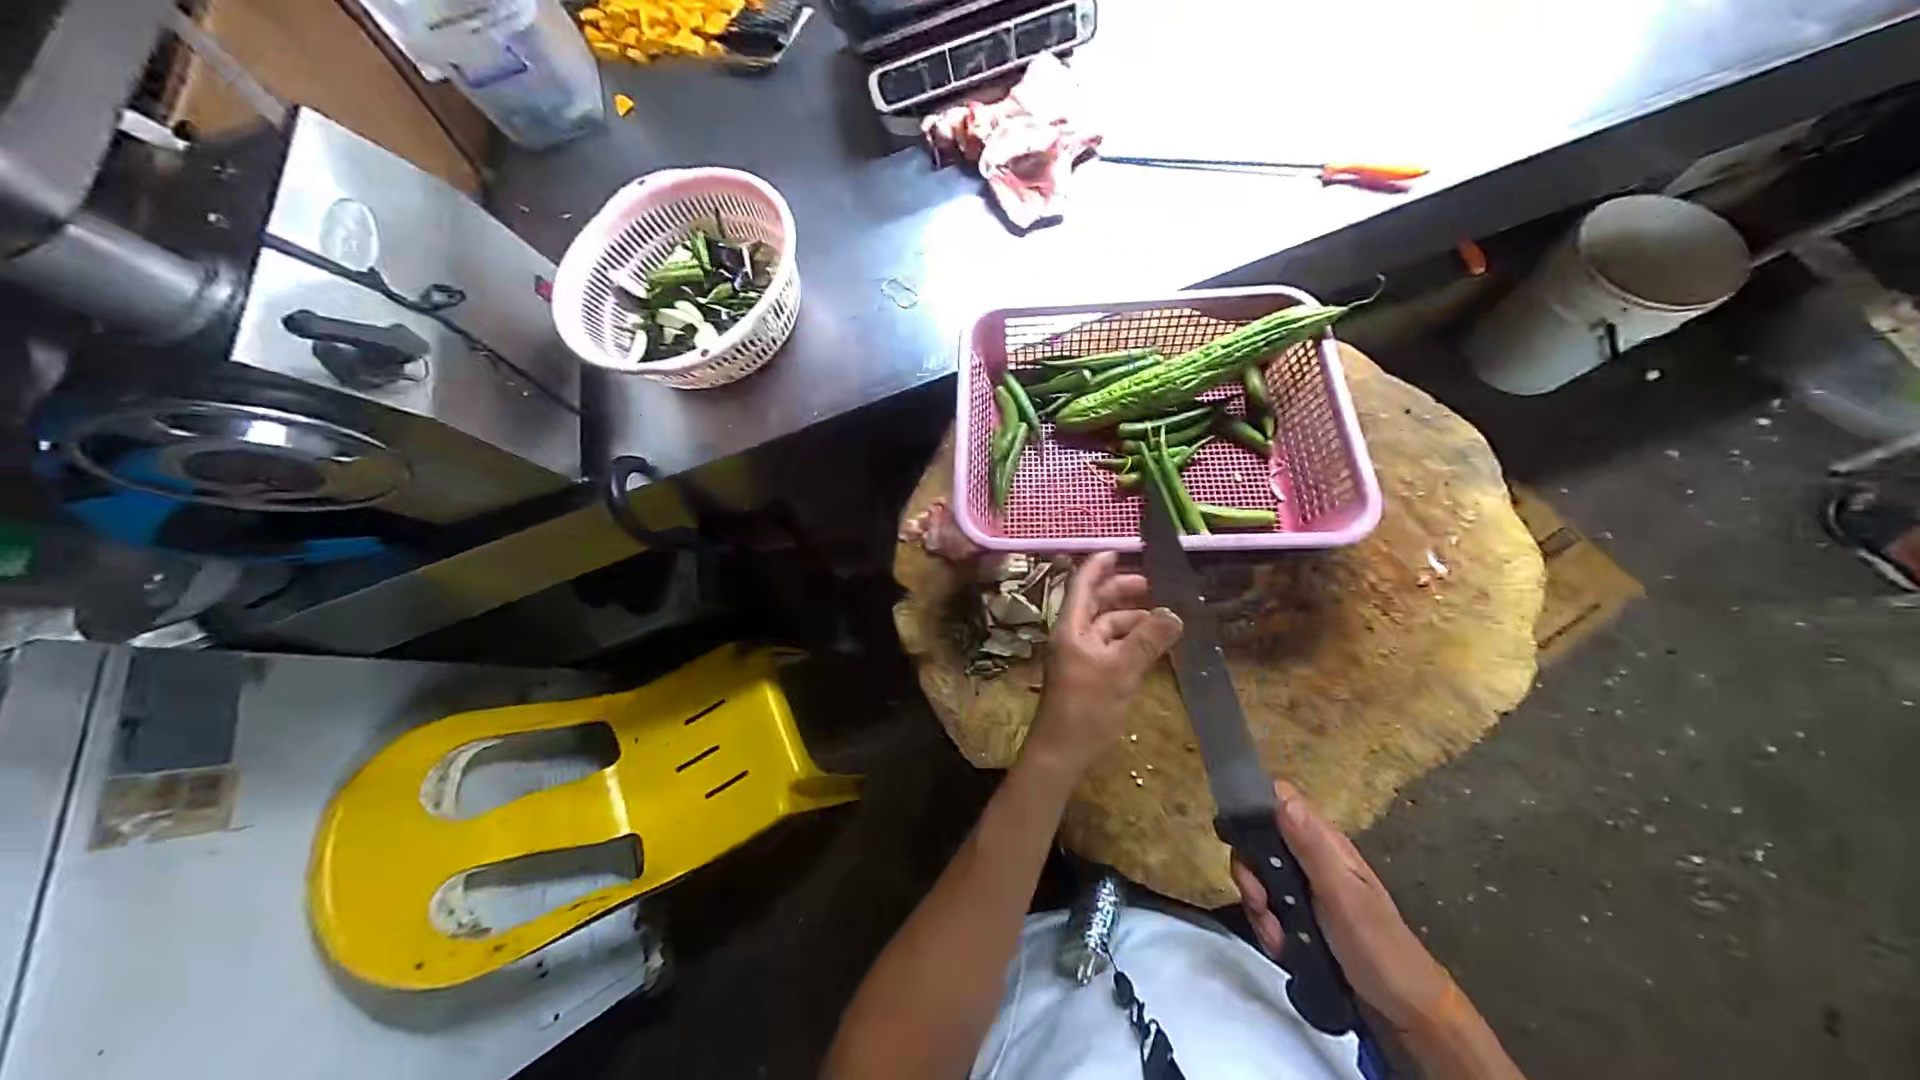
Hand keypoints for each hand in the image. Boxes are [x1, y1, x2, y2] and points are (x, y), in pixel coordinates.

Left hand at [1022, 552, 1183, 775]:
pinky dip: (1129, 641)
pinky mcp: (1088, 675)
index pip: (1082, 585)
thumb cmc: (1086, 708)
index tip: (1121, 551)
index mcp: (1071, 627)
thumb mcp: (1121, 670)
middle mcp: (1073, 636)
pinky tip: (1151, 646)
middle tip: (1151, 585)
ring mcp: (1079, 656)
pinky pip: (1110, 647)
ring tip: (1162, 619)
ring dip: (1130, 619)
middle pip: (1095, 603)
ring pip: (1106, 627)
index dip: (1099, 566)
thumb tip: (1174, 613)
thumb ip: (1147, 640)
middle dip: (1120, 591)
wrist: (1061, 752)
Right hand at [1230, 780, 1457, 1034]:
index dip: (1253, 806)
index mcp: (1325, 843)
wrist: (1406, 1013)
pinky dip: (1266, 926)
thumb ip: (1312, 847)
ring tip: (1275, 932)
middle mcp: (1311, 858)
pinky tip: (1280, 945)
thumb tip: (1281, 799)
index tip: (1237, 835)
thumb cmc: (1379, 949)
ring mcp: (1304, 888)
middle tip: (1260, 900)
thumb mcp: (1344, 896)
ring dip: (1257, 905)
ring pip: (1259, 877)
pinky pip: (1266, 908)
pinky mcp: (1299, 916)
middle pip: (1259, 841)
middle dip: (1249, 871)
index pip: (1279, 800)